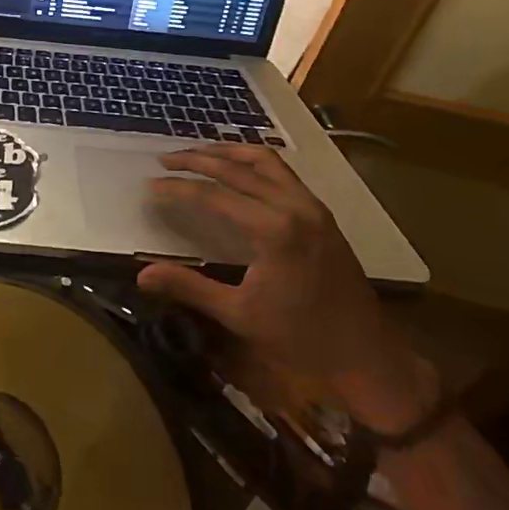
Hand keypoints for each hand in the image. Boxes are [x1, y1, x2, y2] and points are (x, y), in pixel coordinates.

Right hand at [136, 144, 435, 431]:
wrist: (366, 356)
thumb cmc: (300, 337)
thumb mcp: (238, 313)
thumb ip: (189, 287)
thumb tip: (142, 275)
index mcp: (274, 230)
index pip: (214, 195)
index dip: (178, 188)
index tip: (150, 187)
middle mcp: (295, 208)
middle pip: (237, 169)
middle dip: (197, 160)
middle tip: (164, 160)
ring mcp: (313, 208)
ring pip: (265, 161)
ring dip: (227, 153)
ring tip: (197, 154)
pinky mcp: (322, 215)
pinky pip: (283, 173)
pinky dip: (253, 163)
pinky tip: (236, 171)